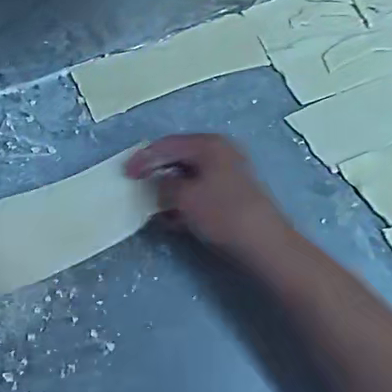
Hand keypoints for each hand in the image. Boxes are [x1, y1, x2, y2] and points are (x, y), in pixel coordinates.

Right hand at [126, 134, 299, 262]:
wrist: (265, 246)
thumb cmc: (222, 214)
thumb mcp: (183, 197)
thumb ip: (163, 185)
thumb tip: (159, 184)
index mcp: (209, 144)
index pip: (167, 145)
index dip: (143, 159)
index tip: (126, 174)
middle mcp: (220, 152)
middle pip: (178, 158)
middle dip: (156, 173)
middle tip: (137, 185)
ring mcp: (229, 173)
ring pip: (188, 176)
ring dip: (169, 190)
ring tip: (153, 206)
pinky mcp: (232, 194)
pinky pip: (199, 190)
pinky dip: (184, 201)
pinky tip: (173, 218)